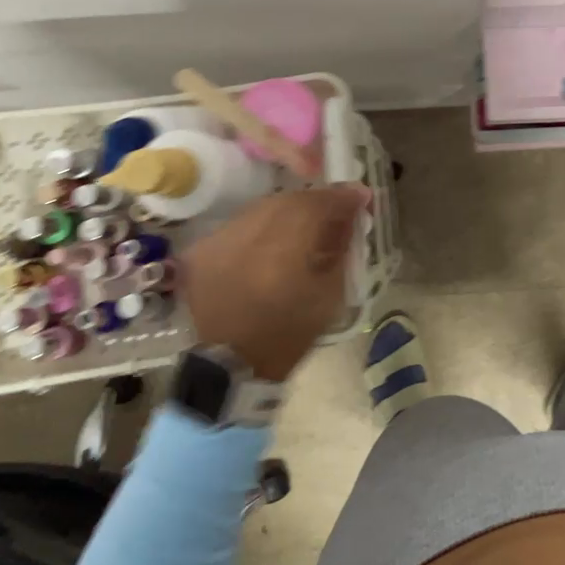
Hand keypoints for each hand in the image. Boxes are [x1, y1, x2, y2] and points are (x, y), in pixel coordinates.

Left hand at [179, 185, 370, 381]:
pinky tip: (274, 239)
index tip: (361, 197)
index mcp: (285, 250)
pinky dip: (263, 225)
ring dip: (289, 210)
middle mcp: (250, 234)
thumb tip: (351, 216)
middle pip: (290, 199)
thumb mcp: (328, 297)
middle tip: (336, 209)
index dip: (342, 197)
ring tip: (306, 223)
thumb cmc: (287, 336)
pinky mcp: (203, 248)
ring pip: (264, 206)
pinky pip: (243, 223)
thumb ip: (340, 250)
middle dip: (317, 201)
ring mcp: (222, 238)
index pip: (318, 205)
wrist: (228, 367)